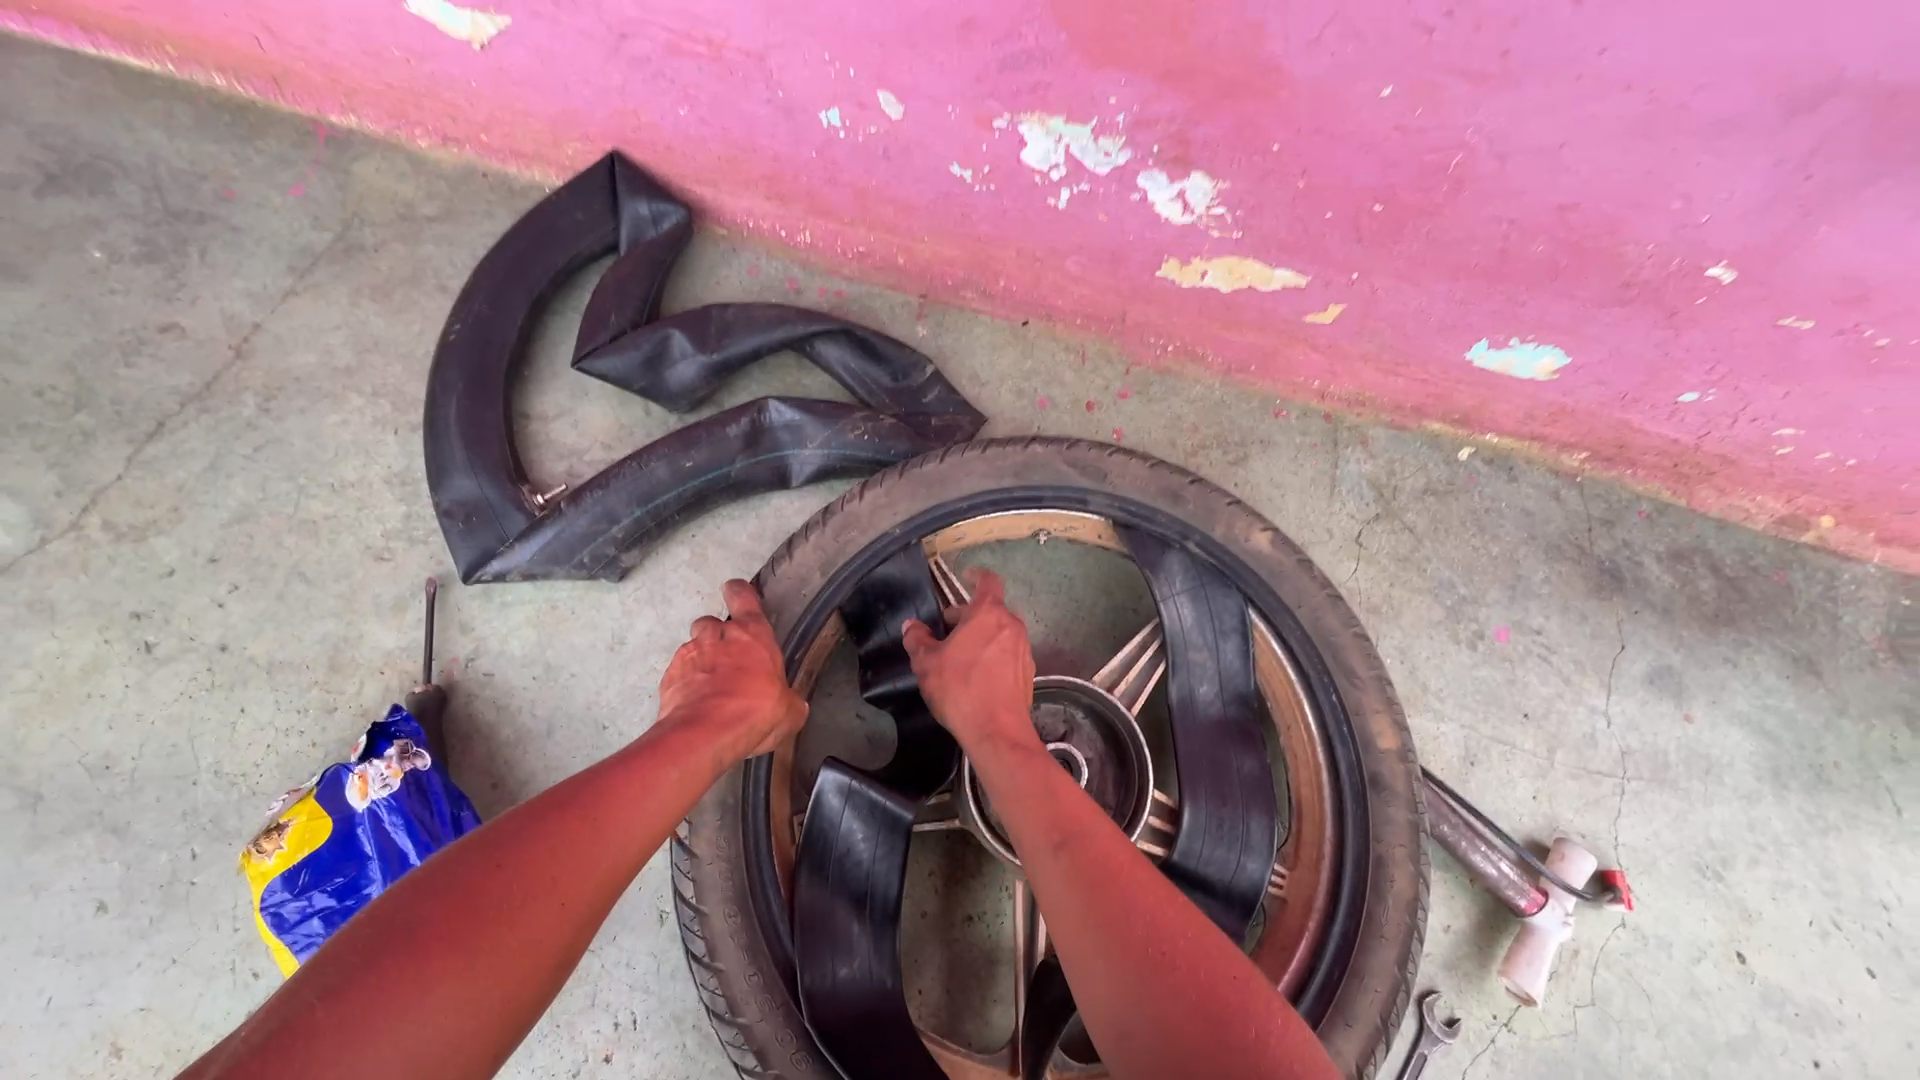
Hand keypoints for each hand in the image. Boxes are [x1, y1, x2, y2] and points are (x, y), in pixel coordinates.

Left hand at [657, 580, 807, 761]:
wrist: (705, 735)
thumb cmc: (753, 712)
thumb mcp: (790, 711)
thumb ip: (789, 700)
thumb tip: (792, 705)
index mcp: (753, 635)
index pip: (743, 597)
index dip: (739, 592)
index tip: (737, 592)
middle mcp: (718, 637)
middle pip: (712, 623)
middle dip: (718, 637)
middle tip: (728, 659)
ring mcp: (689, 655)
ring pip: (693, 647)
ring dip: (701, 661)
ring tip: (712, 687)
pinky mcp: (669, 677)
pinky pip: (678, 673)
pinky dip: (686, 683)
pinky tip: (696, 702)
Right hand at [901, 566, 1038, 754]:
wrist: (997, 732)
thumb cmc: (960, 689)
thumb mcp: (927, 663)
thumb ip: (918, 639)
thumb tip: (912, 626)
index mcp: (989, 614)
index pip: (988, 581)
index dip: (977, 575)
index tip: (966, 575)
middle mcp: (1011, 626)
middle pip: (991, 609)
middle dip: (969, 615)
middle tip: (947, 629)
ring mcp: (1024, 649)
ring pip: (1000, 632)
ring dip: (981, 636)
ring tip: (959, 655)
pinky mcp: (1028, 672)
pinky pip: (1008, 653)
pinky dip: (993, 655)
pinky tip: (976, 675)